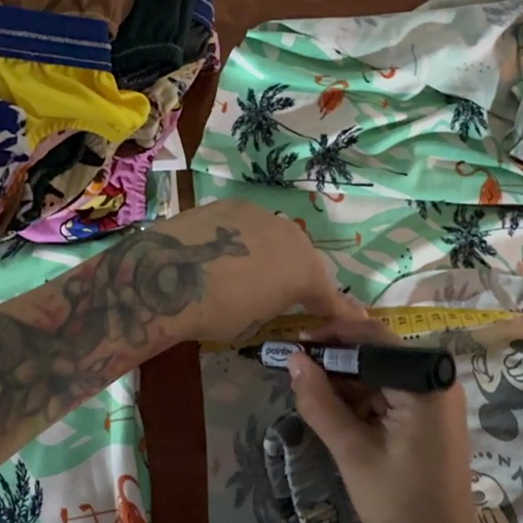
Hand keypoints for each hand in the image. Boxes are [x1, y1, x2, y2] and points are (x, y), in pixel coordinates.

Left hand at [155, 198, 363, 343]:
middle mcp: (290, 235)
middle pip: (304, 258)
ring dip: (271, 253)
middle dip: (301, 276)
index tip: (354, 318)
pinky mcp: (231, 203)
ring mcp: (260, 214)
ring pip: (276, 236)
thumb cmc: (215, 312)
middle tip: (291, 294)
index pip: (329, 295)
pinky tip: (226, 252)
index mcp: (304, 271)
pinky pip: (247, 225)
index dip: (338, 310)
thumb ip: (276, 303)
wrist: (168, 273)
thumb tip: (274, 298)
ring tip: (252, 271)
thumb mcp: (255, 320)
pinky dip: (244, 239)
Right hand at [288, 319, 517, 522]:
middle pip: (377, 352)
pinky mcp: (430, 414)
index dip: (332, 337)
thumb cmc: (401, 505)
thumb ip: (320, 403)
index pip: (373, 338)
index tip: (295, 346)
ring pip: (380, 372)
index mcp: (427, 381)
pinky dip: (362, 398)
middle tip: (297, 373)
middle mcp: (437, 379)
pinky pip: (390, 391)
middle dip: (336, 361)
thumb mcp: (353, 452)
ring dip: (346, 382)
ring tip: (311, 396)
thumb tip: (293, 359)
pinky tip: (338, 414)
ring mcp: (436, 397)